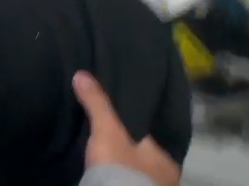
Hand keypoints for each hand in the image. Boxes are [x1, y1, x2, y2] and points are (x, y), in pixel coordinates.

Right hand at [73, 71, 180, 185]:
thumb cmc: (121, 166)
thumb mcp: (107, 130)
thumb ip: (97, 104)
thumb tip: (82, 74)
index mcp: (165, 159)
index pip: (146, 136)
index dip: (129, 125)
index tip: (112, 116)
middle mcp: (166, 176)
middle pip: (140, 153)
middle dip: (125, 144)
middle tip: (103, 131)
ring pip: (134, 167)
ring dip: (121, 160)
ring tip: (100, 148)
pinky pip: (125, 178)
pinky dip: (116, 172)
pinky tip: (103, 167)